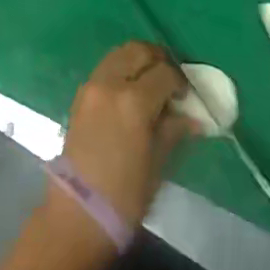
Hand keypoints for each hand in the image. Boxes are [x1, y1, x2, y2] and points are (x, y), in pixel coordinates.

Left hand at [59, 41, 195, 227]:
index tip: (186, 96)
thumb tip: (192, 117)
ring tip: (149, 83)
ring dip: (137, 61)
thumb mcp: (158, 162)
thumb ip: (174, 129)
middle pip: (139, 51)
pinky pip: (104, 70)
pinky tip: (128, 94)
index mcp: (134, 100)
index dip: (180, 81)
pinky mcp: (79, 98)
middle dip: (158, 59)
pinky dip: (119, 71)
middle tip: (169, 79)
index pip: (165, 72)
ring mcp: (91, 88)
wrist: (76, 218)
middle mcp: (110, 84)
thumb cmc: (124, 196)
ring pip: (118, 55)